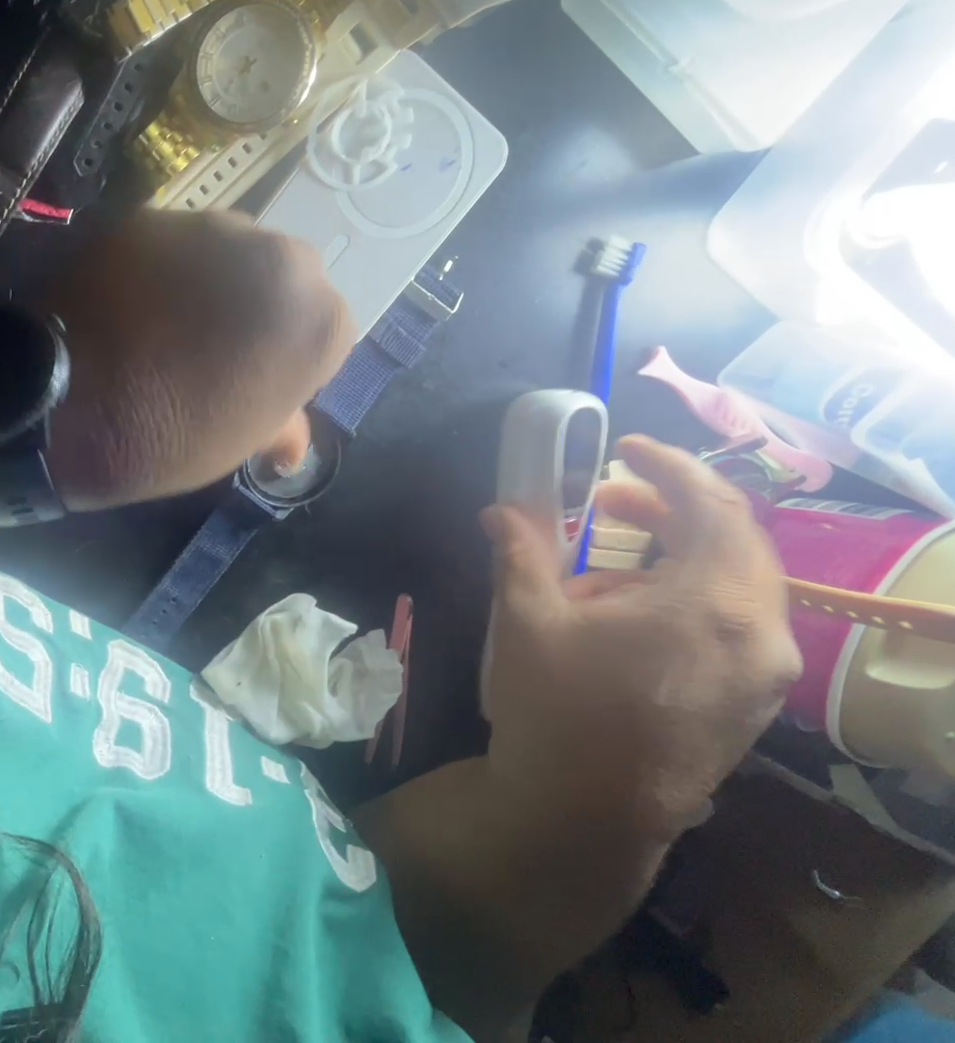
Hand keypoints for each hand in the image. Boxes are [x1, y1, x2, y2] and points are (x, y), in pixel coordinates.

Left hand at [37, 210, 355, 510]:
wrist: (61, 407)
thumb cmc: (161, 439)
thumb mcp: (231, 447)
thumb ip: (278, 426)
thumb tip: (292, 442)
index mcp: (318, 318)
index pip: (323, 331)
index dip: (283, 362)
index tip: (247, 383)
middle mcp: (280, 255)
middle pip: (283, 279)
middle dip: (255, 310)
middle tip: (207, 351)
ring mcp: (210, 227)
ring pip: (229, 252)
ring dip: (211, 281)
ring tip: (161, 324)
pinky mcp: (149, 216)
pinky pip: (170, 243)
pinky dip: (158, 268)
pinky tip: (128, 303)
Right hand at [480, 436, 801, 840]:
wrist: (584, 813)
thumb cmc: (556, 708)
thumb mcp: (524, 620)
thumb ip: (520, 553)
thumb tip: (500, 511)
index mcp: (714, 603)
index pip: (713, 506)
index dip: (669, 467)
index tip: (625, 450)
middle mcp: (762, 633)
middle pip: (731, 544)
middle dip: (667, 514)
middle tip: (604, 506)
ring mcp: (764, 673)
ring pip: (729, 586)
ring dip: (667, 563)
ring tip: (591, 580)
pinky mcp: (751, 701)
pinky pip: (728, 625)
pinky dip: (681, 602)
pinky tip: (619, 624)